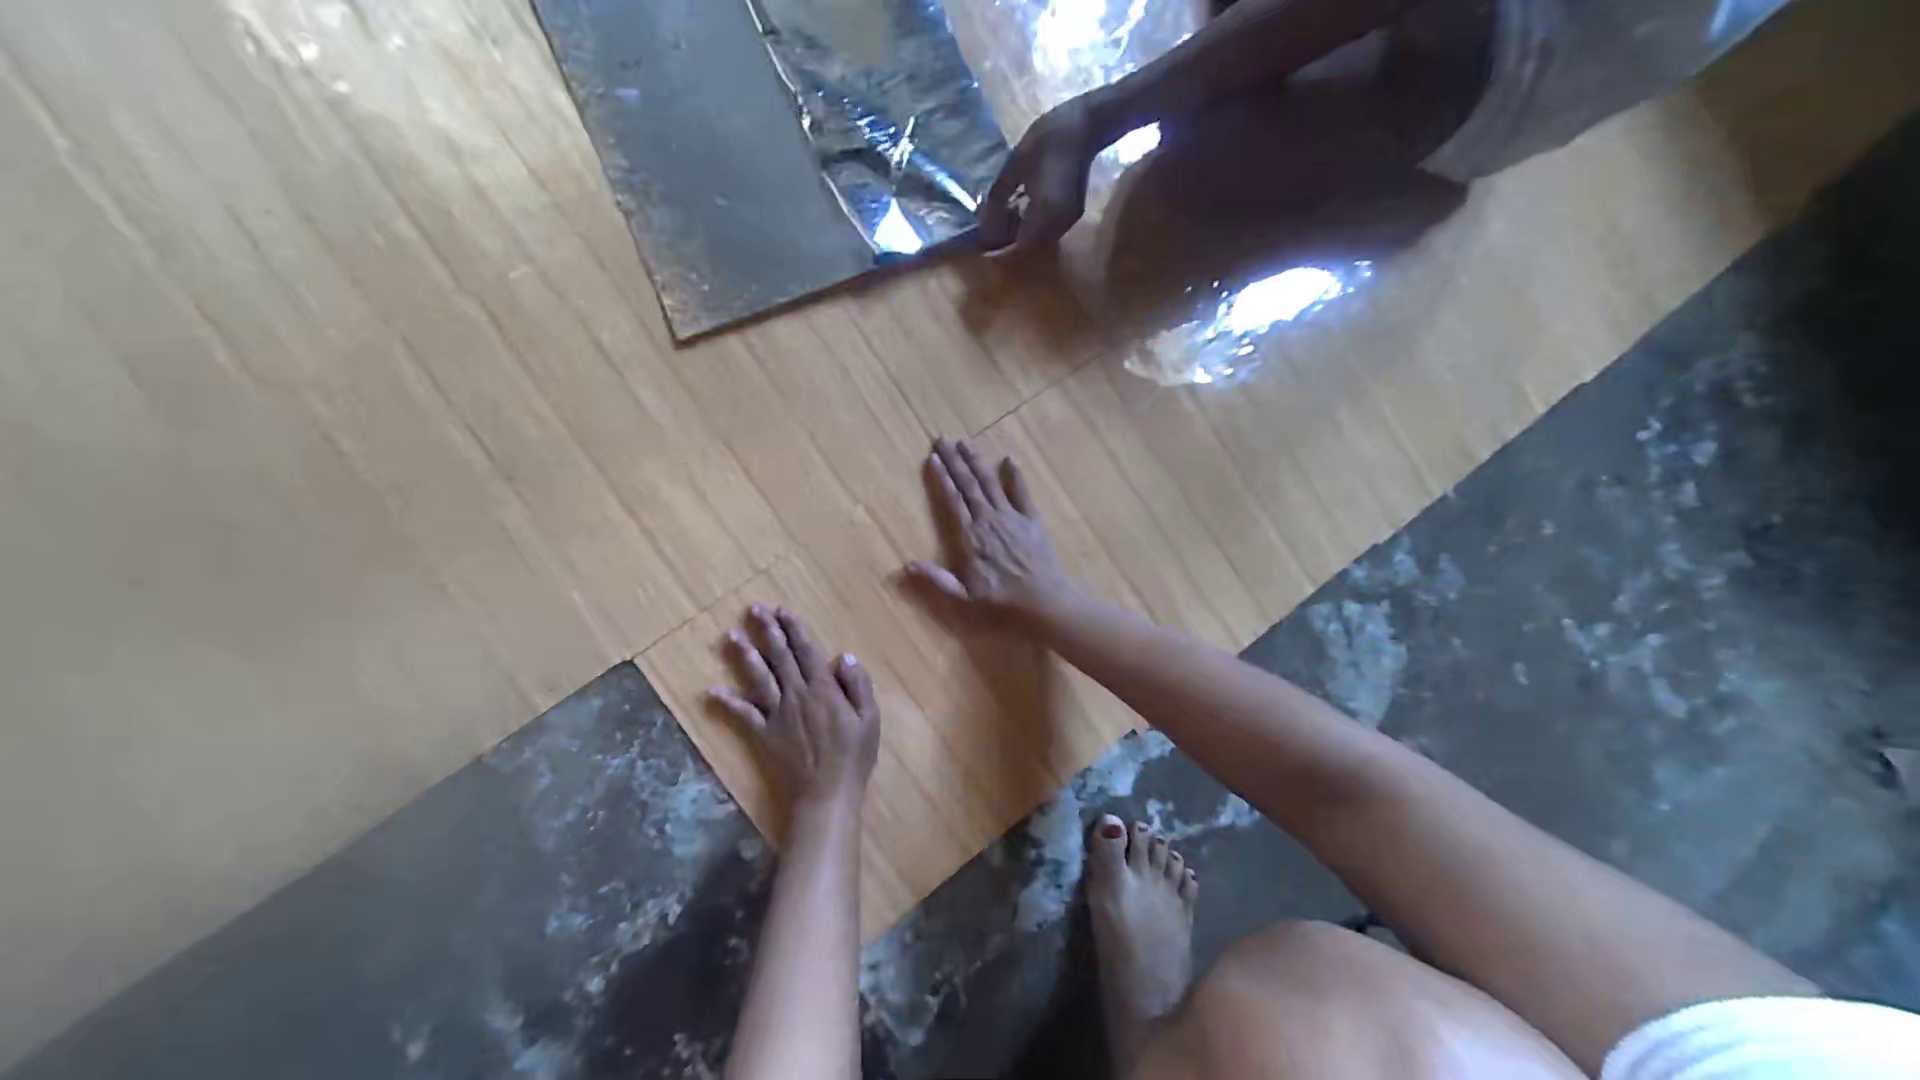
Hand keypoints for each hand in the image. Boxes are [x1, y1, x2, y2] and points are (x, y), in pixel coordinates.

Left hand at [709, 605, 879, 807]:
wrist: (826, 794)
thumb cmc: (853, 757)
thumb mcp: (870, 718)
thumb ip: (858, 684)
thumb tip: (844, 656)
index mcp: (823, 689)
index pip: (807, 651)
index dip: (795, 629)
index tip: (783, 610)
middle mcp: (796, 694)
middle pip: (780, 657)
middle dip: (768, 631)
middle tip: (754, 610)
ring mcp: (776, 714)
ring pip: (759, 678)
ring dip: (745, 655)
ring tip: (732, 635)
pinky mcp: (763, 734)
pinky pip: (742, 715)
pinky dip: (727, 703)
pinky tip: (711, 690)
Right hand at [907, 438, 1078, 627]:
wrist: (1044, 603)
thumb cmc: (1001, 603)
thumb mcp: (964, 598)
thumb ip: (937, 580)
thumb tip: (907, 565)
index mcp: (971, 537)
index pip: (953, 500)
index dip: (942, 478)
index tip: (933, 458)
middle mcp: (989, 520)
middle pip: (969, 485)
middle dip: (955, 461)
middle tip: (943, 439)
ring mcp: (1012, 518)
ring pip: (991, 483)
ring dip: (977, 462)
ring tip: (966, 442)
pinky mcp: (1032, 521)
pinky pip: (1022, 493)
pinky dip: (1015, 476)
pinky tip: (1009, 459)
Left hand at [977, 95, 1101, 253]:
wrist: (1085, 124)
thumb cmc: (1047, 139)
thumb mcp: (1014, 166)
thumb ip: (997, 199)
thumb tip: (984, 226)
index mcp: (1047, 212)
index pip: (1019, 246)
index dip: (999, 249)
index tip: (982, 245)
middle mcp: (1060, 223)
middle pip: (1029, 246)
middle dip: (1008, 241)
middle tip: (989, 230)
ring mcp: (1069, 220)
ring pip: (1039, 239)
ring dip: (1020, 234)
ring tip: (1001, 218)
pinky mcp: (1072, 213)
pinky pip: (1048, 229)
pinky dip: (1031, 226)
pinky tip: (1019, 210)